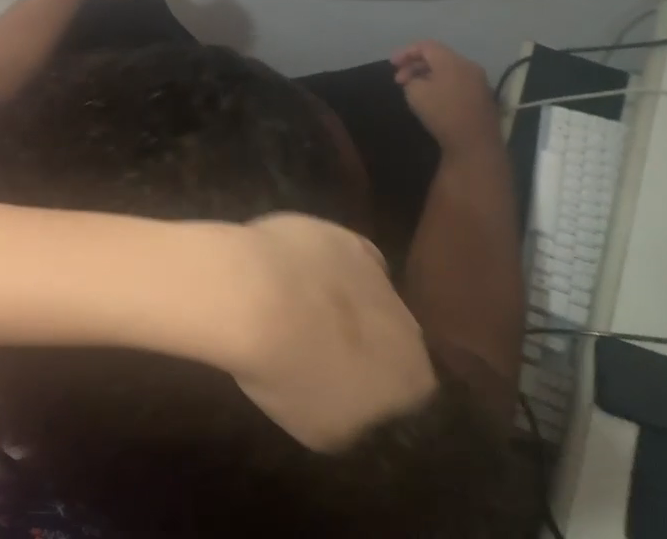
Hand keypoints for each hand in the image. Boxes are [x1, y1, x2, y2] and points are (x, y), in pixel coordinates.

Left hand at [216, 213, 437, 450]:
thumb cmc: (287, 374)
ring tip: (285, 302)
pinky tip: (284, 266)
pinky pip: (336, 252)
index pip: (404, 389)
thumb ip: (348, 423)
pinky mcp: (338, 235)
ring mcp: (373, 273)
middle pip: (387, 335)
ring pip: (362, 290)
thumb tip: (347, 408)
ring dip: (334, 297)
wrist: (252, 298)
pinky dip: (316, 258)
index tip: (332, 383)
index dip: (367, 386)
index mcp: (414, 379)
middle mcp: (408, 323)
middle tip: (306, 343)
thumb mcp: (320, 430)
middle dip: (355, 339)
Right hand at [391, 41, 502, 155]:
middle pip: (439, 56)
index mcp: (452, 61)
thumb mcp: (415, 92)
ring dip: (428, 74)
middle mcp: (468, 66)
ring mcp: (479, 81)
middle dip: (416, 64)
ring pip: (448, 68)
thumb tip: (417, 79)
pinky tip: (432, 96)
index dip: (406, 52)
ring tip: (414, 88)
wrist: (475, 141)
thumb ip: (411, 79)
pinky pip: (457, 80)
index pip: (426, 46)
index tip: (392, 64)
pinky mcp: (482, 95)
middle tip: (399, 79)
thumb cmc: (442, 112)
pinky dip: (441, 82)